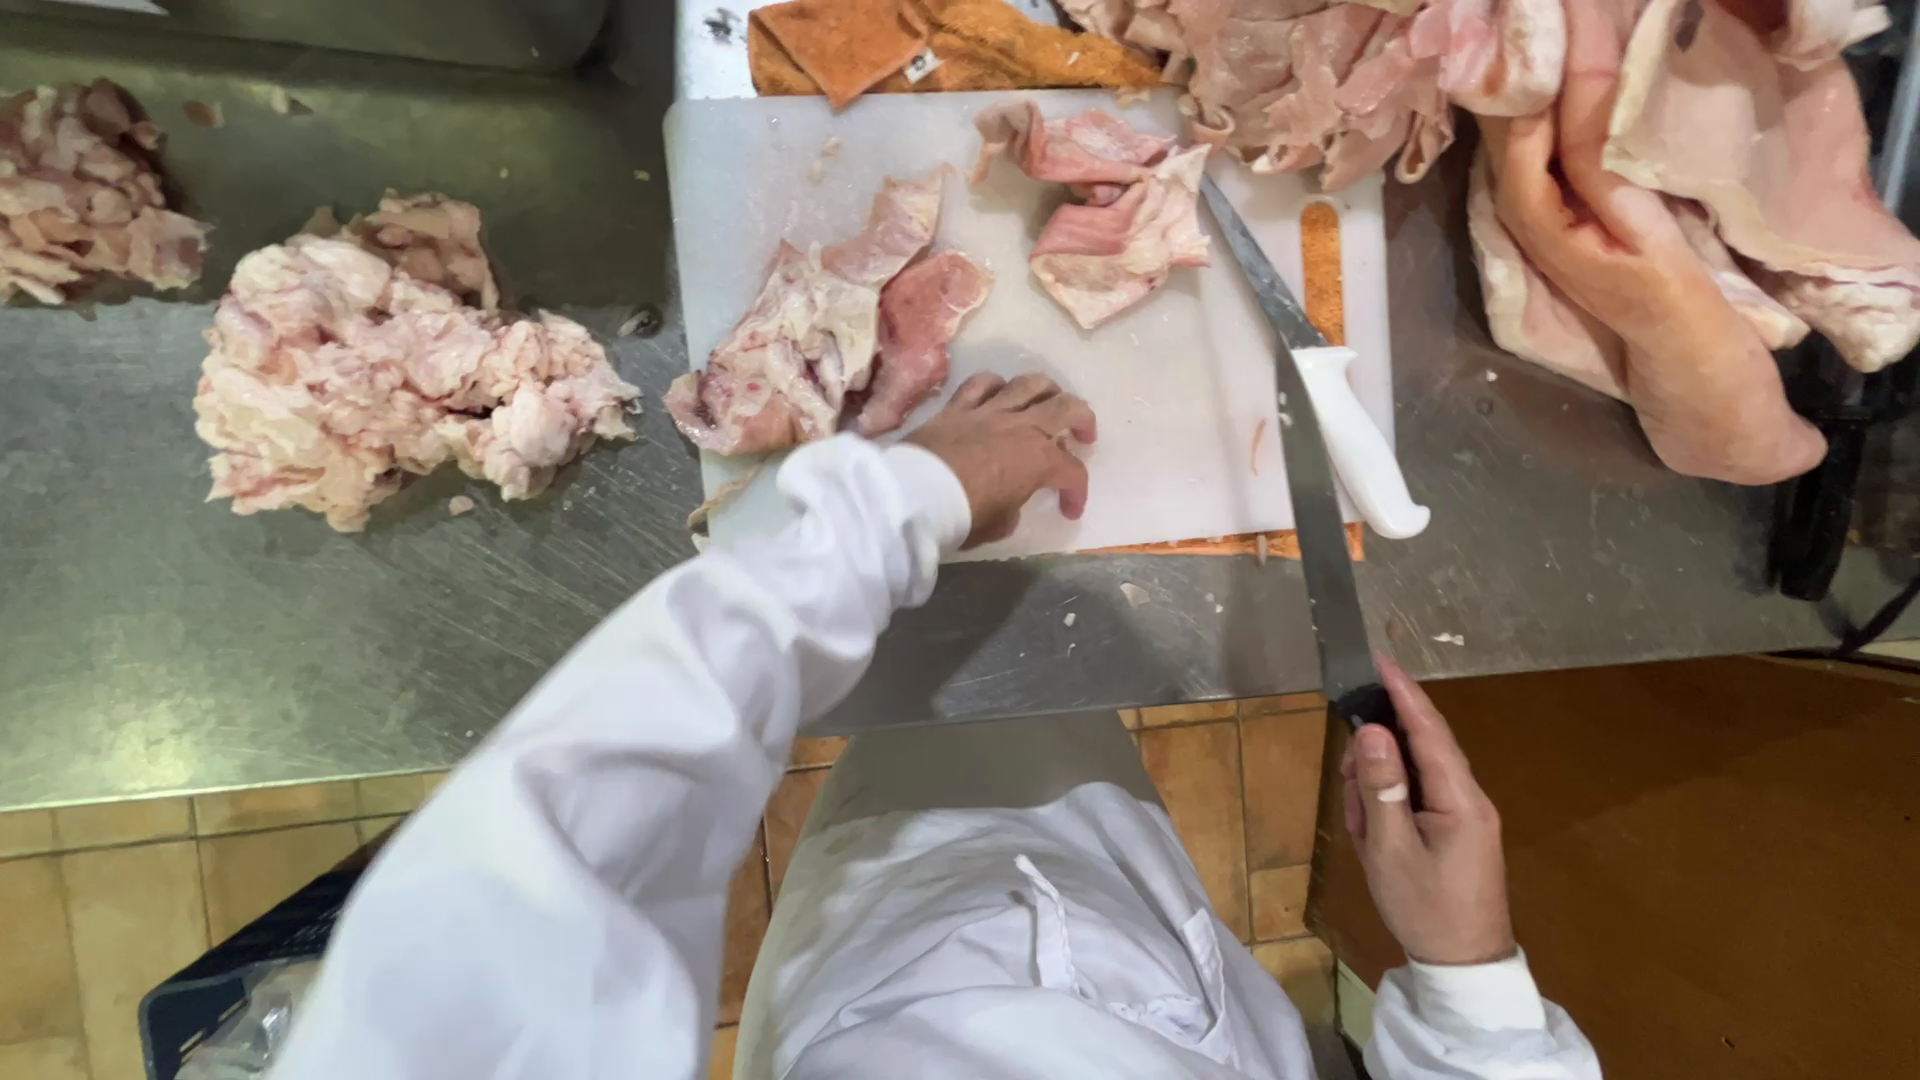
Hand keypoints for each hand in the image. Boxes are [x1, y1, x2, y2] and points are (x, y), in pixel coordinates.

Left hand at [905, 372, 1096, 547]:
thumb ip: (1013, 507)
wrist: (914, 496)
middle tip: (1083, 434)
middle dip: (1082, 419)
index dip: (1077, 492)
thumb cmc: (963, 516)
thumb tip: (1010, 500)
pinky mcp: (957, 407)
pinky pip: (982, 383)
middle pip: (1066, 408)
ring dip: (1047, 390)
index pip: (1072, 472)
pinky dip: (995, 384)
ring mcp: (989, 412)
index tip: (1069, 509)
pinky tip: (999, 392)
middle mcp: (1021, 428)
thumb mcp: (999, 525)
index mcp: (1038, 461)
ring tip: (1048, 402)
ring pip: (1029, 384)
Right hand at [1343, 656, 1515, 966]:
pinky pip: (1412, 794)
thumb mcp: (1389, 848)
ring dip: (1376, 787)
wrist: (1462, 964)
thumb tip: (1371, 731)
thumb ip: (1380, 786)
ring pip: (1409, 772)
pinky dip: (1385, 803)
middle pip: (1417, 748)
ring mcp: (1463, 812)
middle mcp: (1467, 797)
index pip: (1429, 731)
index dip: (1404, 693)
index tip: (1381, 659)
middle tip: (1349, 786)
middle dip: (1375, 756)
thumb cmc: (1424, 907)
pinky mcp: (1453, 826)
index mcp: (1460, 800)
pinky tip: (1373, 828)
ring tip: (1363, 826)